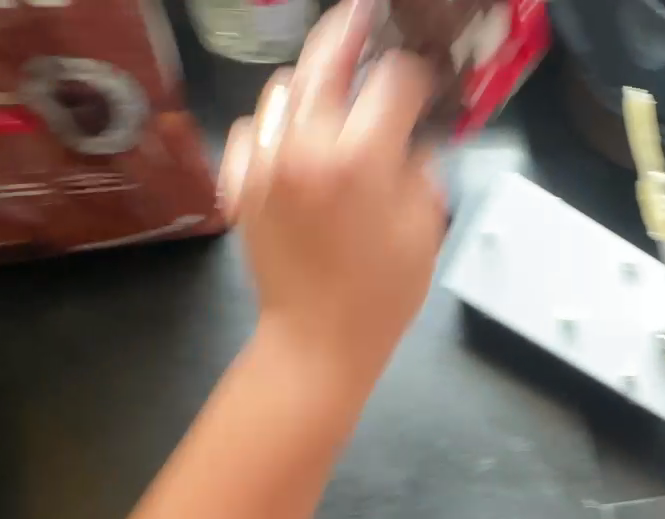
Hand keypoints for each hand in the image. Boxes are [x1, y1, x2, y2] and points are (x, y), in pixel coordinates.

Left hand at [219, 0, 445, 395]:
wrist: (318, 341)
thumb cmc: (382, 298)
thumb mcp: (424, 235)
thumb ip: (422, 173)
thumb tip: (412, 141)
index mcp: (362, 160)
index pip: (393, 83)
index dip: (414, 75)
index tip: (423, 81)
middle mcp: (306, 145)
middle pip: (325, 60)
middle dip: (349, 33)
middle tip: (361, 19)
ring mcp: (265, 161)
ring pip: (283, 90)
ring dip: (311, 87)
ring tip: (329, 99)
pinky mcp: (240, 182)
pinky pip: (253, 130)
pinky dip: (274, 128)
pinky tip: (292, 146)